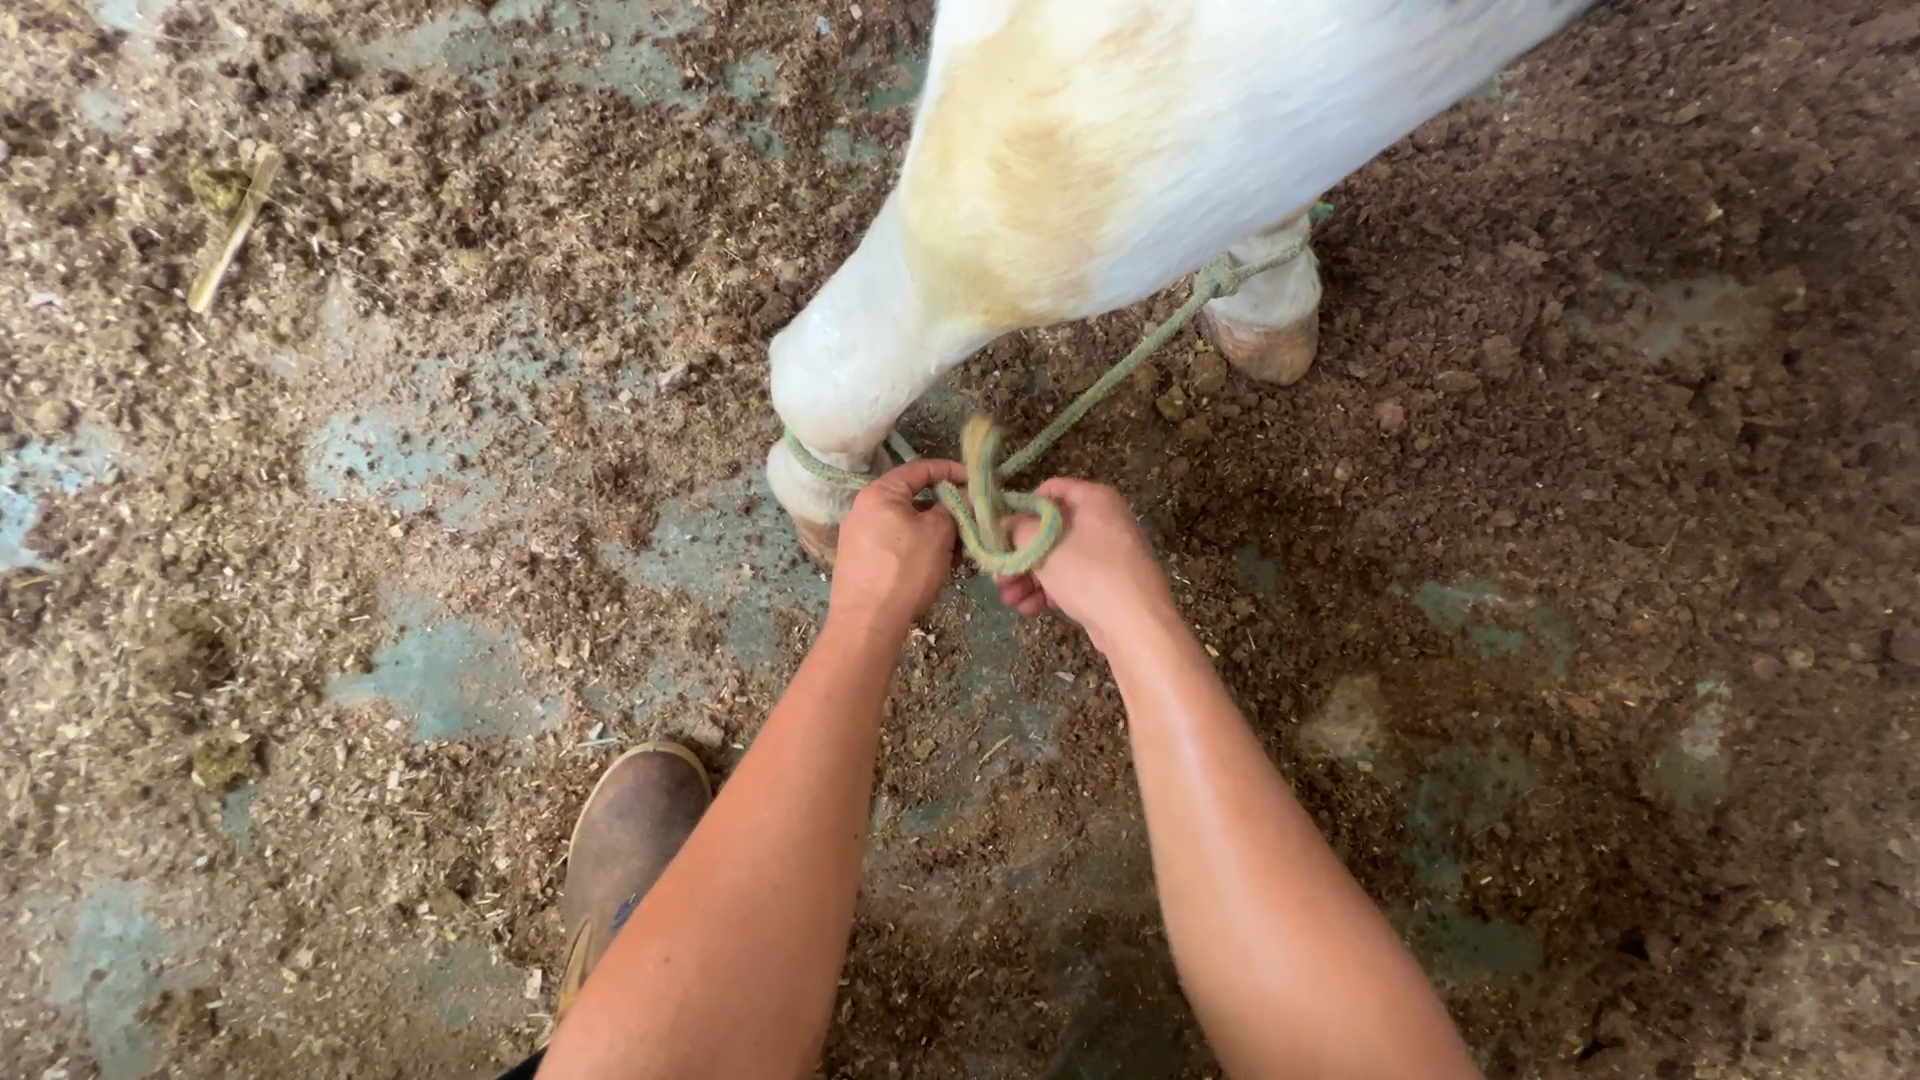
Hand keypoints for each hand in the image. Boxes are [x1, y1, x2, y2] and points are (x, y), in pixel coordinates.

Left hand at [828, 458, 965, 636]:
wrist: (867, 622)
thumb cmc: (905, 570)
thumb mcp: (938, 533)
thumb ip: (952, 508)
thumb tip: (958, 501)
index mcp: (880, 493)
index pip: (920, 469)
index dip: (951, 471)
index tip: (974, 481)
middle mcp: (864, 508)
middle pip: (914, 500)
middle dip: (946, 511)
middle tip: (970, 526)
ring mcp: (859, 536)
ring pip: (908, 526)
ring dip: (936, 535)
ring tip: (959, 555)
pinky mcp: (861, 560)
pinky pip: (897, 545)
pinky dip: (920, 550)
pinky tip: (938, 569)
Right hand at [994, 478, 1176, 651]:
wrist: (1135, 623)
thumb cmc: (1087, 572)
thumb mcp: (1042, 545)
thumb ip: (1016, 528)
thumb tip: (1006, 525)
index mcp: (1094, 499)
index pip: (1050, 490)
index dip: (1021, 507)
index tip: (1000, 529)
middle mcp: (1102, 521)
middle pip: (1049, 530)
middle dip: (1019, 555)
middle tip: (997, 574)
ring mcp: (1106, 554)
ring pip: (1057, 558)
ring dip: (1028, 578)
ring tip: (1009, 599)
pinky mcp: (1106, 584)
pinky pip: (1070, 579)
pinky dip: (1048, 591)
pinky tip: (1028, 609)